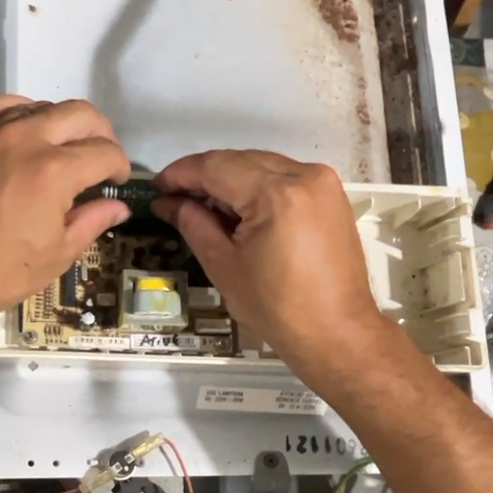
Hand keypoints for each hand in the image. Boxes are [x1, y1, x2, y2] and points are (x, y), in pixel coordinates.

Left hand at [0, 96, 131, 349]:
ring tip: (65, 150)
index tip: (116, 182)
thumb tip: (118, 206)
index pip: (104, 152)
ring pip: (43, 106)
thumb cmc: (1, 274)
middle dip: (101, 135)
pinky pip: (1, 106)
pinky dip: (22, 112)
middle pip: (80, 115)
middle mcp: (26, 139)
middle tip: (100, 161)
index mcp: (54, 172)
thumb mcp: (58, 254)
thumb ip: (92, 221)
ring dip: (63, 123)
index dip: (119, 166)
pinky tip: (26, 131)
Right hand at [152, 150, 394, 372]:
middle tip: (174, 198)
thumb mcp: (223, 265)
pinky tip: (238, 209)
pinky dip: (256, 186)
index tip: (156, 186)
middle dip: (204, 175)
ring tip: (203, 205)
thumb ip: (193, 223)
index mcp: (275, 194)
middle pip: (239, 160)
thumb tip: (166, 203)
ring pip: (261, 165)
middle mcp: (303, 175)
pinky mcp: (331, 195)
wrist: (336, 332)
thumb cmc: (275, 307)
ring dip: (229, 179)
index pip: (216, 166)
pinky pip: (283, 177)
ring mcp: (322, 182)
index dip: (181, 173)